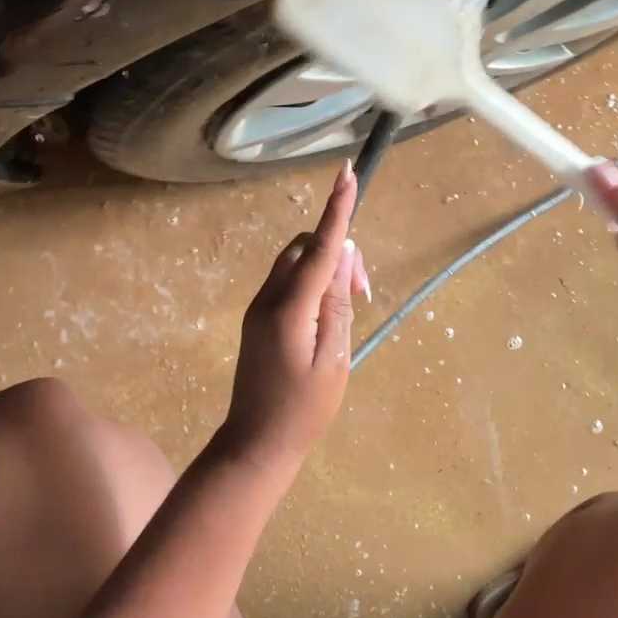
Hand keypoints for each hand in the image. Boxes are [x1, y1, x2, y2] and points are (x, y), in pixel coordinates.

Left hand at [222, 160, 370, 466]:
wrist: (256, 443)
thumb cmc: (304, 409)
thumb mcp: (335, 358)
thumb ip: (338, 304)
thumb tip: (344, 255)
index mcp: (290, 307)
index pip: (319, 247)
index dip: (336, 209)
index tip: (346, 174)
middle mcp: (269, 297)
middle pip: (305, 248)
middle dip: (337, 253)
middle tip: (361, 293)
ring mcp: (259, 307)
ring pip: (296, 263)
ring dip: (326, 269)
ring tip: (348, 307)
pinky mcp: (258, 318)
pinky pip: (288, 282)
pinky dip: (312, 285)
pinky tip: (327, 318)